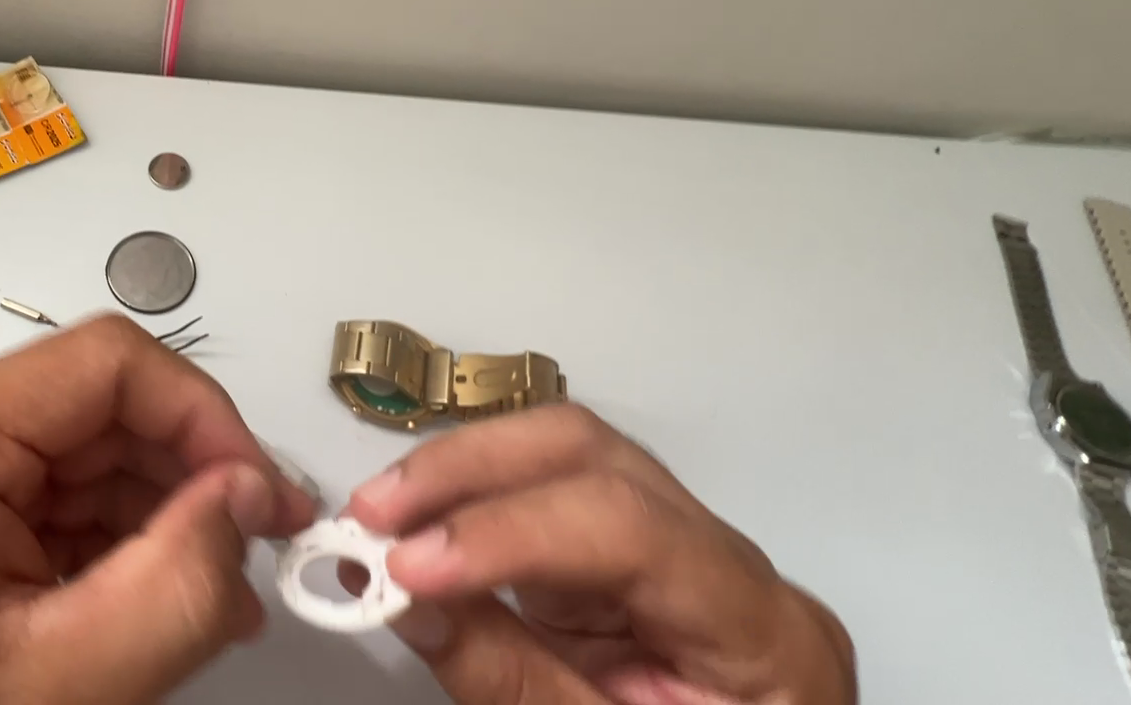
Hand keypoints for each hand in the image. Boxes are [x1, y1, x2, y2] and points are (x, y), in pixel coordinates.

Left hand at [0, 315, 317, 703]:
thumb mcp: (44, 684)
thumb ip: (168, 592)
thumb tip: (247, 503)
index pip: (108, 363)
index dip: (201, 412)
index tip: (258, 488)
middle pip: (105, 410)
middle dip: (192, 470)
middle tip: (256, 543)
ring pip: (93, 461)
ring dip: (166, 516)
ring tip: (218, 590)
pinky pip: (62, 508)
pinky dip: (122, 547)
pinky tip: (161, 599)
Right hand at [347, 405, 854, 704]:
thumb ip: (505, 680)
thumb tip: (394, 591)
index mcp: (760, 630)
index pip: (627, 526)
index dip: (508, 532)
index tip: (406, 567)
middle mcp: (717, 553)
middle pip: (587, 452)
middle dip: (467, 469)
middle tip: (371, 512)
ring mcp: (661, 537)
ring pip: (551, 451)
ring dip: (450, 474)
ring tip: (370, 516)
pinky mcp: (607, 545)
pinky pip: (528, 492)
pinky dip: (458, 501)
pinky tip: (405, 524)